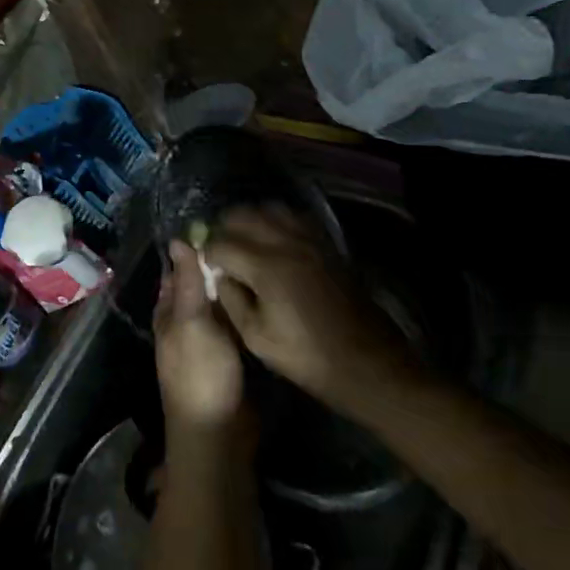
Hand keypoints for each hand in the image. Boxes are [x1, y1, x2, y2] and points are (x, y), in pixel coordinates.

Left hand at [154, 239, 248, 436]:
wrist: (221, 434)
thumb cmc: (201, 374)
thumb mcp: (192, 323)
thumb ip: (186, 283)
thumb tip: (176, 239)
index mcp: (169, 311)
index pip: (179, 268)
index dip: (196, 247)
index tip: (225, 224)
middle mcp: (186, 321)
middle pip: (202, 283)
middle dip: (220, 263)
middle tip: (253, 237)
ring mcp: (210, 338)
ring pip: (221, 301)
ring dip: (235, 283)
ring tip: (264, 256)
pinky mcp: (231, 353)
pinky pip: (237, 320)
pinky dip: (247, 305)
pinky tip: (266, 292)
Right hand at [207, 205, 420, 417]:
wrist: (365, 360)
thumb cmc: (307, 357)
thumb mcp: (257, 339)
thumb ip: (232, 301)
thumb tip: (219, 277)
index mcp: (266, 267)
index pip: (221, 244)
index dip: (207, 254)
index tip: (204, 266)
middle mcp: (286, 242)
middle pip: (243, 215)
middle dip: (224, 230)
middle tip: (219, 251)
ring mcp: (309, 239)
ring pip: (269, 209)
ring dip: (251, 221)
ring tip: (244, 243)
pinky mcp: (325, 243)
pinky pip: (293, 217)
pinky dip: (276, 221)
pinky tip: (273, 241)